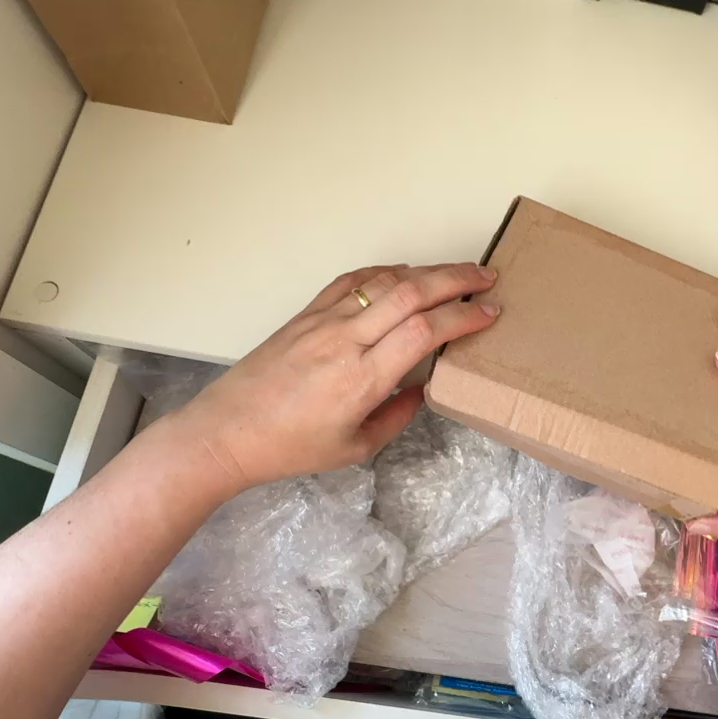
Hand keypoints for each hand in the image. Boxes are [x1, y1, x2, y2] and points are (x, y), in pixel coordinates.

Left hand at [160, 263, 498, 491]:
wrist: (228, 431)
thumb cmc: (291, 448)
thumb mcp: (356, 447)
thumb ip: (398, 415)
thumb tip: (423, 386)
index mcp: (362, 379)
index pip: (424, 331)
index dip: (463, 317)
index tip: (489, 313)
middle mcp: (345, 340)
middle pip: (411, 293)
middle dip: (456, 279)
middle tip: (487, 277)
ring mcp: (323, 321)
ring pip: (384, 280)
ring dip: (427, 270)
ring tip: (457, 271)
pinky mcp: (306, 313)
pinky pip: (352, 280)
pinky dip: (385, 271)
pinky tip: (405, 273)